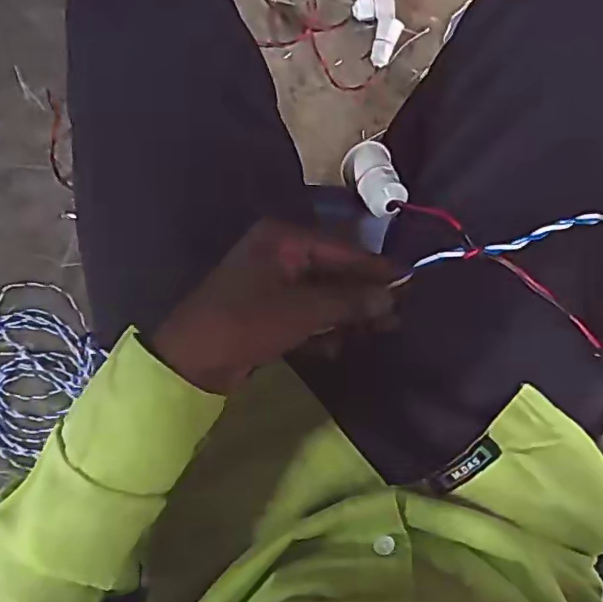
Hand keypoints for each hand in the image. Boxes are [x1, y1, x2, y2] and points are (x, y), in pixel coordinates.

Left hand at [151, 219, 396, 394]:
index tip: (410, 281)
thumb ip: (349, 301)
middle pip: (333, 274)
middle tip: (395, 319)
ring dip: (345, 318)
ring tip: (374, 336)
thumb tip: (391, 297)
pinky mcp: (266, 314)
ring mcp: (271, 286)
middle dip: (362, 298)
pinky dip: (321, 332)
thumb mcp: (302, 311)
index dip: (377, 268)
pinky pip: (305, 317)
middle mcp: (278, 255)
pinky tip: (337, 349)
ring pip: (321, 298)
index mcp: (282, 240)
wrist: (191, 362)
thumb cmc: (246, 323)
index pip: (342, 250)